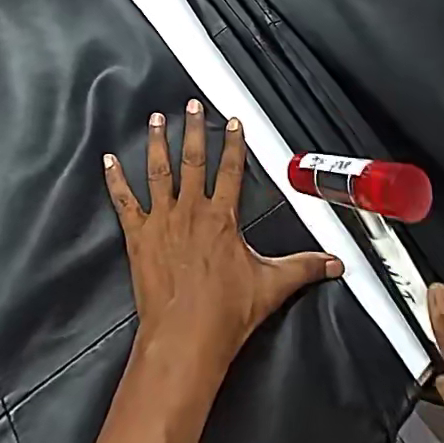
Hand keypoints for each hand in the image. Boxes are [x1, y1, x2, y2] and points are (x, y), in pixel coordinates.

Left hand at [90, 102, 343, 442]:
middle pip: (192, 160)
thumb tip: (335, 264)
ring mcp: (162, 220)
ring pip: (158, 171)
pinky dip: (115, 180)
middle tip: (191, 105)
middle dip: (193, 129)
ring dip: (157, 142)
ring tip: (156, 118)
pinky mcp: (138, 235)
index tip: (231, 120)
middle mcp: (190, 210)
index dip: (232, 142)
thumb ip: (304, 268)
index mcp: (221, 217)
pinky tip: (109, 160)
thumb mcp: (272, 286)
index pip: (230, 169)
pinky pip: (124, 201)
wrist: (186, 337)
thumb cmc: (226, 312)